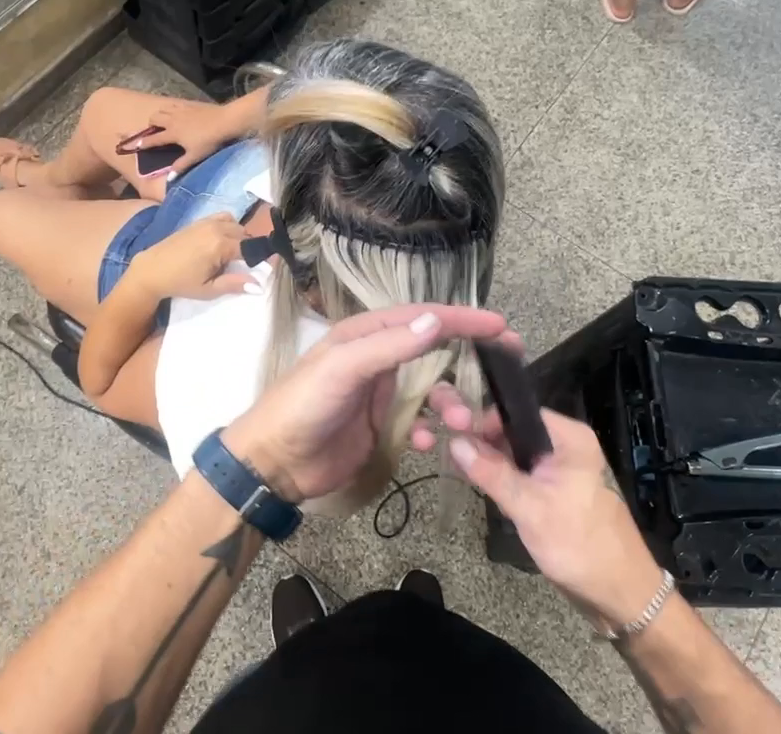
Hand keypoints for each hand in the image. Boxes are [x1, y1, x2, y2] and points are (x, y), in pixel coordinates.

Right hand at [122, 100, 245, 177]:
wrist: (224, 121)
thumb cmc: (209, 141)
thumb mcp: (195, 156)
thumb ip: (181, 166)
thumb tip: (169, 179)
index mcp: (172, 133)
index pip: (153, 139)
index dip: (143, 143)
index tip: (135, 145)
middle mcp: (172, 120)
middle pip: (154, 118)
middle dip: (150, 124)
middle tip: (155, 131)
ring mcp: (181, 110)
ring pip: (162, 109)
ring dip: (160, 115)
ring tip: (164, 122)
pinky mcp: (189, 104)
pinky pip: (174, 104)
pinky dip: (171, 108)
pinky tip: (177, 113)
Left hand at [123, 213, 255, 301]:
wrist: (152, 270)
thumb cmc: (180, 283)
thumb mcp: (208, 289)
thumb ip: (234, 284)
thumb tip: (259, 284)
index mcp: (221, 245)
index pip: (251, 248)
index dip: (257, 258)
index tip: (257, 269)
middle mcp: (217, 228)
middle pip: (245, 234)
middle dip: (248, 248)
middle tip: (241, 266)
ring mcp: (207, 222)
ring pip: (236, 224)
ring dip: (239, 236)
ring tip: (231, 254)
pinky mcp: (199, 220)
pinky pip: (224, 217)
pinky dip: (229, 226)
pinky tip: (221, 241)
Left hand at [223, 305, 513, 504]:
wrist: (274, 463)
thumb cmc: (304, 406)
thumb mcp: (344, 369)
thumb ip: (390, 346)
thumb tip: (437, 320)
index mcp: (364, 335)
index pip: (420, 317)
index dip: (460, 318)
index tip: (499, 325)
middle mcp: (376, 359)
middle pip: (433, 351)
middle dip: (468, 359)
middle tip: (506, 365)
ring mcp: (380, 394)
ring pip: (431, 391)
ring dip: (450, 404)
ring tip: (463, 423)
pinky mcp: (381, 427)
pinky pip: (418, 424)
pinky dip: (429, 432)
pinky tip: (426, 445)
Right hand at [420, 385, 666, 627]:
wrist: (620, 594)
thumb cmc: (579, 546)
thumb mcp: (529, 508)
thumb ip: (491, 473)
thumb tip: (454, 443)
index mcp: (569, 437)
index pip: (516, 412)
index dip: (484, 422)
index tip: (455, 438)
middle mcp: (566, 444)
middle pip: (514, 432)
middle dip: (485, 445)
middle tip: (454, 461)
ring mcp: (561, 468)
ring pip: (515, 455)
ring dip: (492, 466)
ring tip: (466, 478)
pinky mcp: (556, 489)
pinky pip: (523, 474)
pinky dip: (504, 482)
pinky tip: (487, 494)